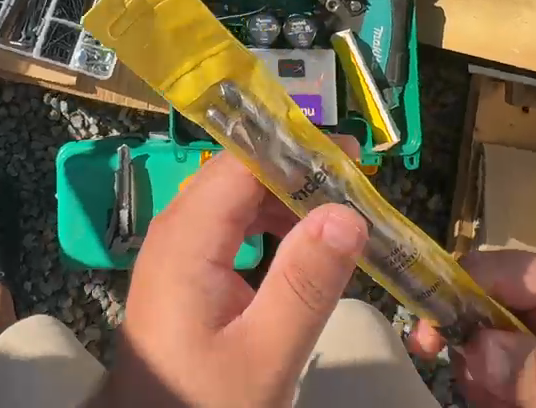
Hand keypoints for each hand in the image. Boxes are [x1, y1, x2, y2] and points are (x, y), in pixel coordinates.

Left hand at [89, 153, 370, 407]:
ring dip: (286, 198)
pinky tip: (302, 243)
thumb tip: (348, 213)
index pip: (243, 163)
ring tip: (340, 212)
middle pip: (240, 174)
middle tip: (358, 188)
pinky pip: (230, 224)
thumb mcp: (266, 355)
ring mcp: (178, 244)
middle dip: (298, 172)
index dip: (296, 152)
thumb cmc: (204, 402)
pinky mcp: (185, 266)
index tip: (352, 158)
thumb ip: (305, 284)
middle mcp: (177, 224)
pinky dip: (269, 223)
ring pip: (236, 196)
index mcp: (188, 234)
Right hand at [424, 249, 535, 407]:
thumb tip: (469, 346)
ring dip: (495, 395)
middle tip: (490, 404)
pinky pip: (521, 391)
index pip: (487, 269)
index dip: (448, 293)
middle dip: (475, 362)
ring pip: (497, 363)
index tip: (424, 339)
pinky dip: (512, 406)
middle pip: (482, 320)